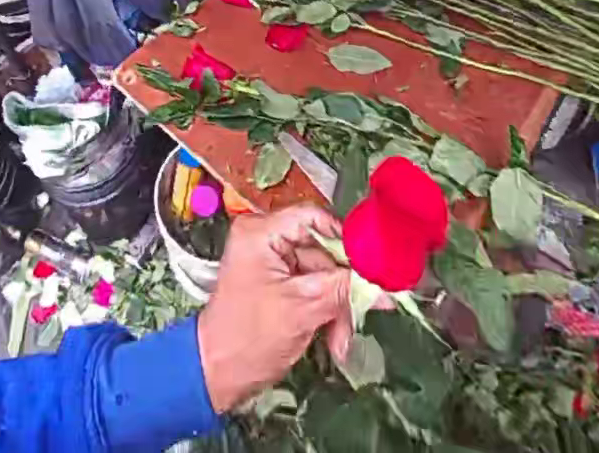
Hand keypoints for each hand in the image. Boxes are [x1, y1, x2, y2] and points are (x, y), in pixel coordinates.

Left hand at [195, 204, 350, 410]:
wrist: (212, 381)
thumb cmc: (250, 338)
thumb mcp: (303, 309)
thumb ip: (345, 289)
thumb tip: (385, 286)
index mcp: (261, 231)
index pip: (314, 217)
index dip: (345, 239)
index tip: (370, 265)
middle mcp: (265, 237)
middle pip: (321, 248)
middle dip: (341, 287)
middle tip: (361, 313)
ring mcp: (271, 259)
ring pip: (320, 271)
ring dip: (335, 306)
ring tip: (341, 342)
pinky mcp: (277, 280)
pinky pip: (311, 285)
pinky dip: (324, 310)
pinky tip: (332, 338)